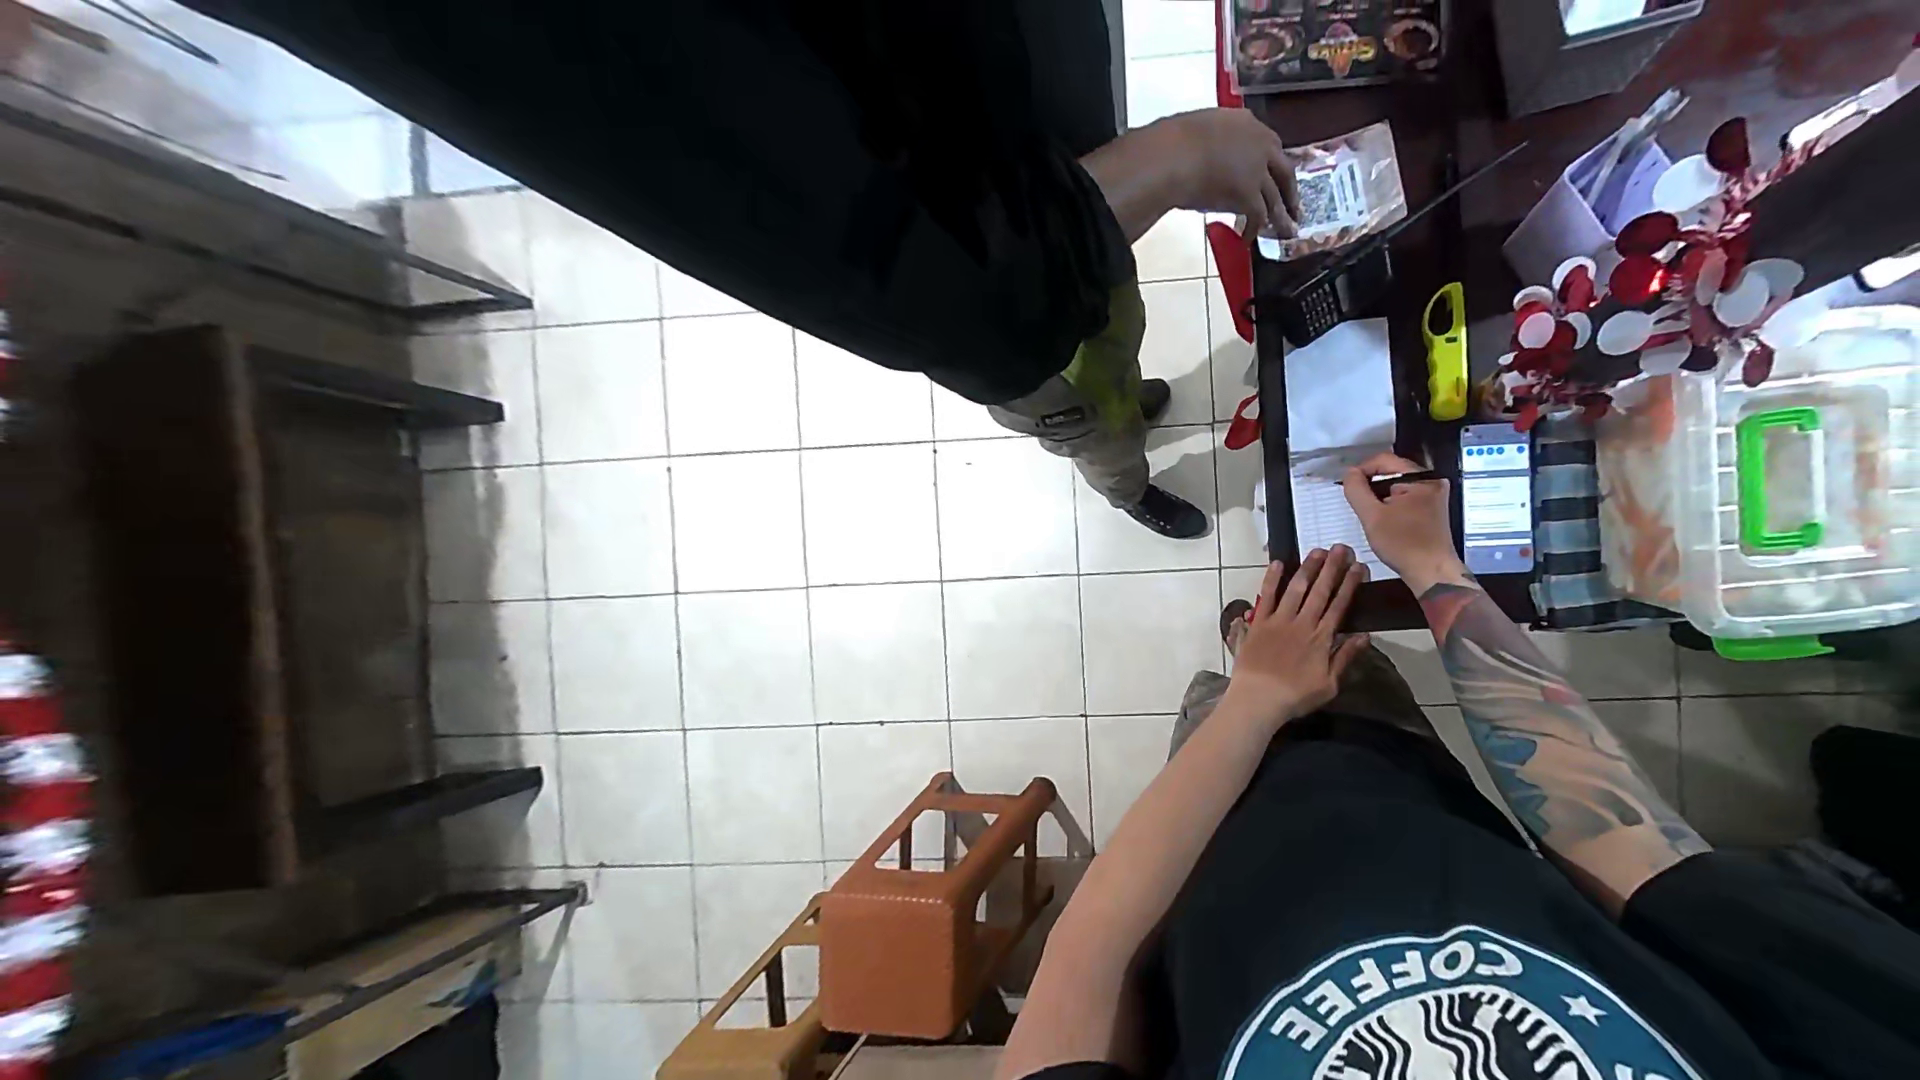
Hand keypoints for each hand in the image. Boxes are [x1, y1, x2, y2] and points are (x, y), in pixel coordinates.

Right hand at [1159, 108, 1299, 238]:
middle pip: (1283, 171)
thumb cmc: (1174, 144)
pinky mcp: (1248, 195)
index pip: (1271, 145)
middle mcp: (1260, 146)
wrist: (1173, 157)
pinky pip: (1257, 215)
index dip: (1274, 164)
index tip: (1276, 176)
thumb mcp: (1202, 130)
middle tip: (1295, 207)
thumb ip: (1214, 142)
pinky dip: (1253, 229)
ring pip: (1275, 197)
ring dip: (1281, 217)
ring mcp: (1257, 171)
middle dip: (1290, 192)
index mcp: (1247, 124)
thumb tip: (1206, 158)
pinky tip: (1248, 239)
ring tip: (1285, 231)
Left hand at [1221, 548, 1369, 728]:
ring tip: (1318, 551)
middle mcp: (1301, 624)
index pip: (1340, 605)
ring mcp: (1278, 621)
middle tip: (1341, 548)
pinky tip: (1278, 563)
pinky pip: (1266, 596)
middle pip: (1320, 591)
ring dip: (1307, 568)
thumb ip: (1346, 657)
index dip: (1350, 585)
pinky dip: (1272, 579)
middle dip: (1332, 568)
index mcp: (1321, 638)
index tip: (1358, 567)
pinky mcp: (1258, 623)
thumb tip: (1365, 636)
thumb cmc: (1296, 695)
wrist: (1258, 698)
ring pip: (1295, 589)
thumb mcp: (1330, 683)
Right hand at [1340, 452, 1466, 592]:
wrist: (1430, 570)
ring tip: (1370, 513)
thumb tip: (1349, 473)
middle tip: (1358, 503)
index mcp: (1421, 478)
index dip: (1361, 471)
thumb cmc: (1402, 544)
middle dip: (1370, 484)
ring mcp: (1433, 494)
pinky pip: (1403, 495)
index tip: (1348, 487)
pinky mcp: (1431, 506)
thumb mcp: (1371, 515)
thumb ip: (1356, 490)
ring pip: (1395, 484)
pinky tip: (1383, 518)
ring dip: (1378, 495)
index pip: (1383, 460)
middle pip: (1390, 471)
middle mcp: (1431, 481)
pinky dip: (1389, 502)